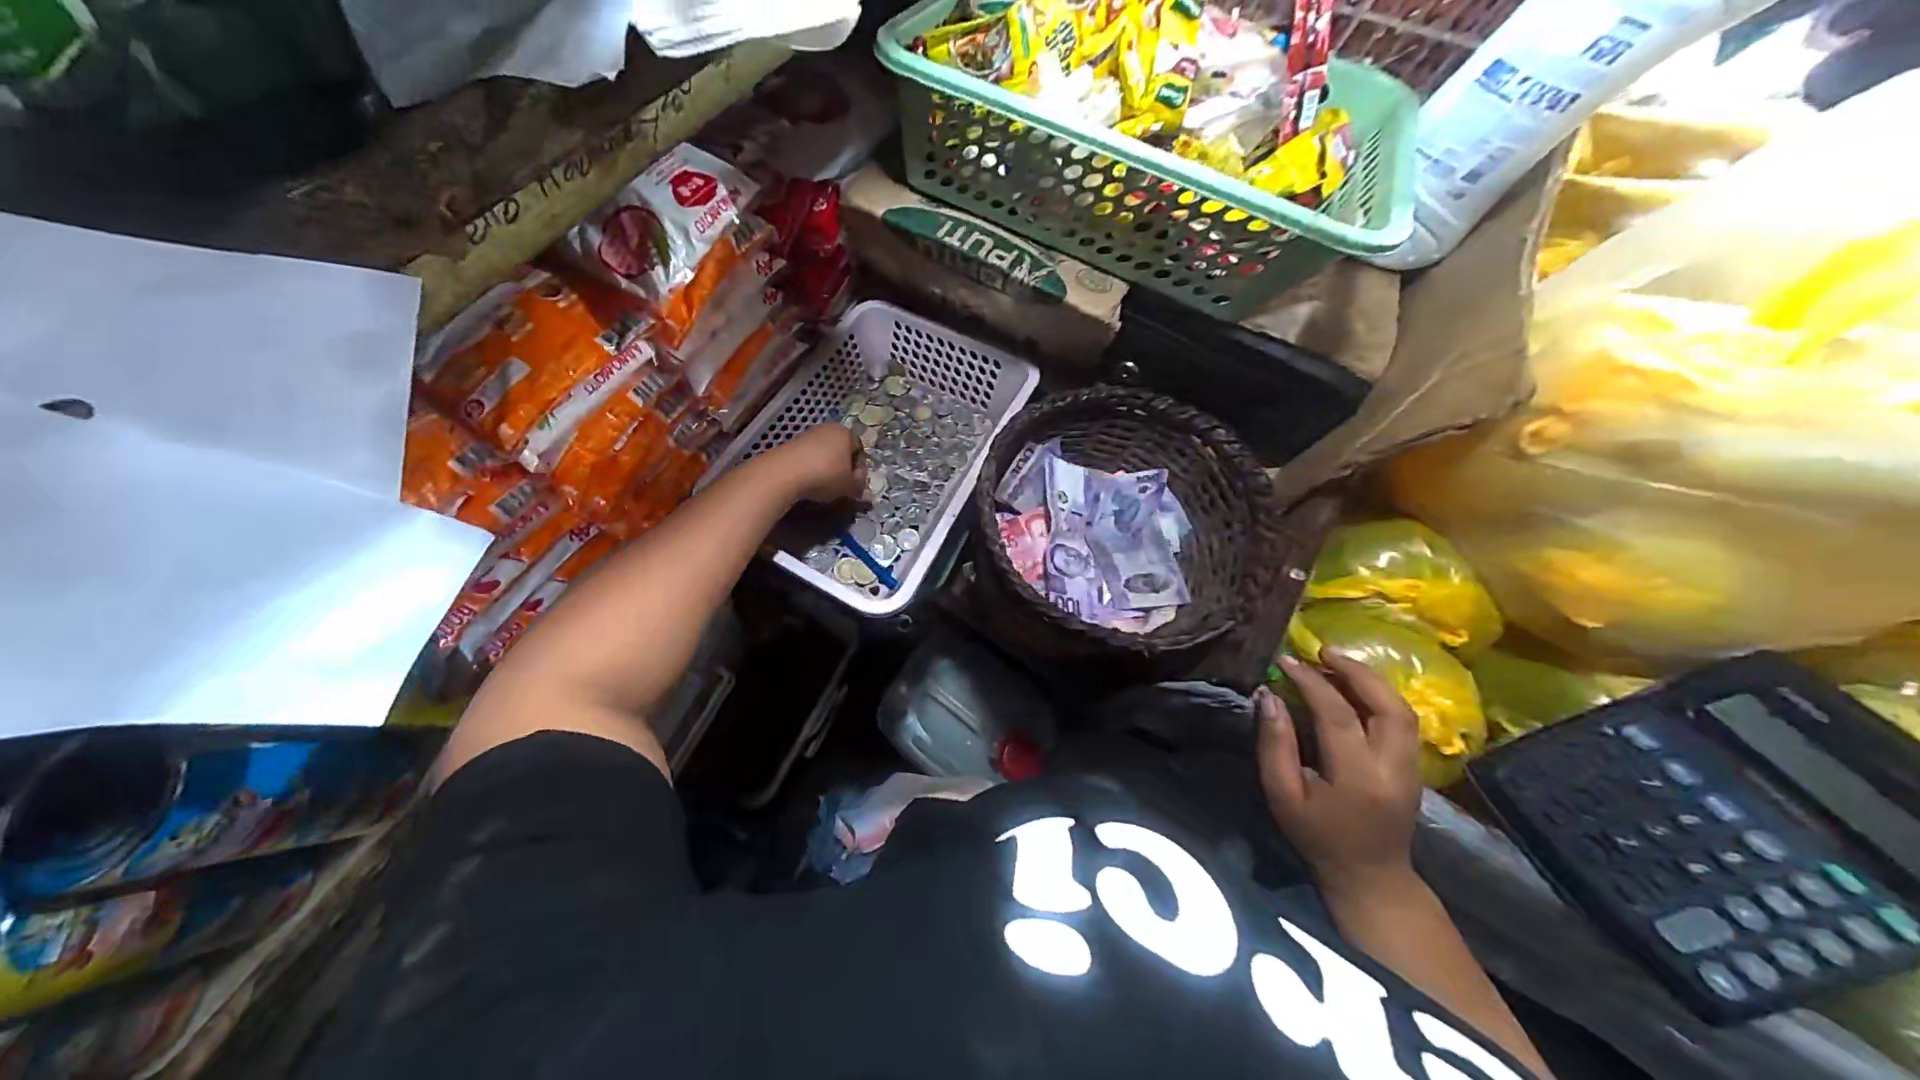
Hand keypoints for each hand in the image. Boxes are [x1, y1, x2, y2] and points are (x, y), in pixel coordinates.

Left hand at [760, 423, 868, 503]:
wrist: (785, 472)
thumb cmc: (825, 475)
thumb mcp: (849, 486)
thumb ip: (859, 484)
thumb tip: (860, 484)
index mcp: (847, 434)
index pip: (860, 449)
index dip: (859, 468)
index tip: (855, 484)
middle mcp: (830, 428)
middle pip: (841, 448)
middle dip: (842, 465)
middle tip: (840, 484)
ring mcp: (809, 433)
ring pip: (824, 451)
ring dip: (826, 466)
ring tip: (822, 484)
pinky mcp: (793, 442)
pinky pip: (809, 455)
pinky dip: (811, 466)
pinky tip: (807, 480)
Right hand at [1256, 648, 1422, 896]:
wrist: (1370, 874)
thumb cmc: (1316, 836)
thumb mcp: (1282, 795)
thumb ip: (1275, 745)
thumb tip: (1269, 696)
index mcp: (1358, 777)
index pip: (1339, 715)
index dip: (1312, 682)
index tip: (1287, 661)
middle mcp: (1394, 767)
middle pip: (1386, 705)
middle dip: (1355, 671)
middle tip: (1322, 651)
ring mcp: (1412, 766)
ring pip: (1402, 709)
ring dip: (1371, 680)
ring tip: (1337, 662)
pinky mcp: (1416, 766)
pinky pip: (1404, 719)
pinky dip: (1380, 695)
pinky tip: (1356, 687)